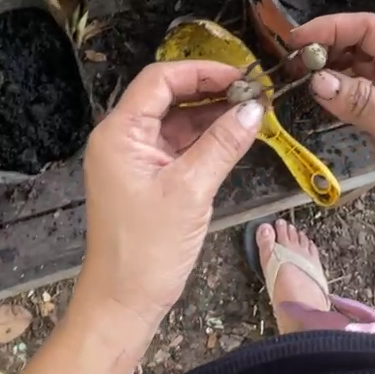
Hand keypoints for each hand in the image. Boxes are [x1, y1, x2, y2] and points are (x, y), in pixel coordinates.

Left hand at [77, 61, 263, 332]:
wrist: (124, 302)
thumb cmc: (147, 249)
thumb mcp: (191, 190)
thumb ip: (223, 144)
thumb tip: (255, 109)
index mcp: (119, 133)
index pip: (160, 80)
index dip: (201, 71)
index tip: (240, 75)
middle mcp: (122, 139)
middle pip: (167, 96)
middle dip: (210, 90)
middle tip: (252, 92)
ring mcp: (135, 158)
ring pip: (176, 120)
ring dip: (211, 114)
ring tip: (251, 110)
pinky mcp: (148, 177)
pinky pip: (179, 145)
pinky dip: (205, 138)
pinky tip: (234, 134)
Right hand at [290, 14, 374, 245]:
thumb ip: (363, 102)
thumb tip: (316, 79)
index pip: (373, 30)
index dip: (334, 28)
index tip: (298, 39)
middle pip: (361, 47)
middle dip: (326, 49)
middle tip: (290, 62)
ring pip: (354, 72)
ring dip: (327, 72)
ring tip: (294, 78)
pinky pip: (355, 100)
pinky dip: (333, 97)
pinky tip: (313, 99)